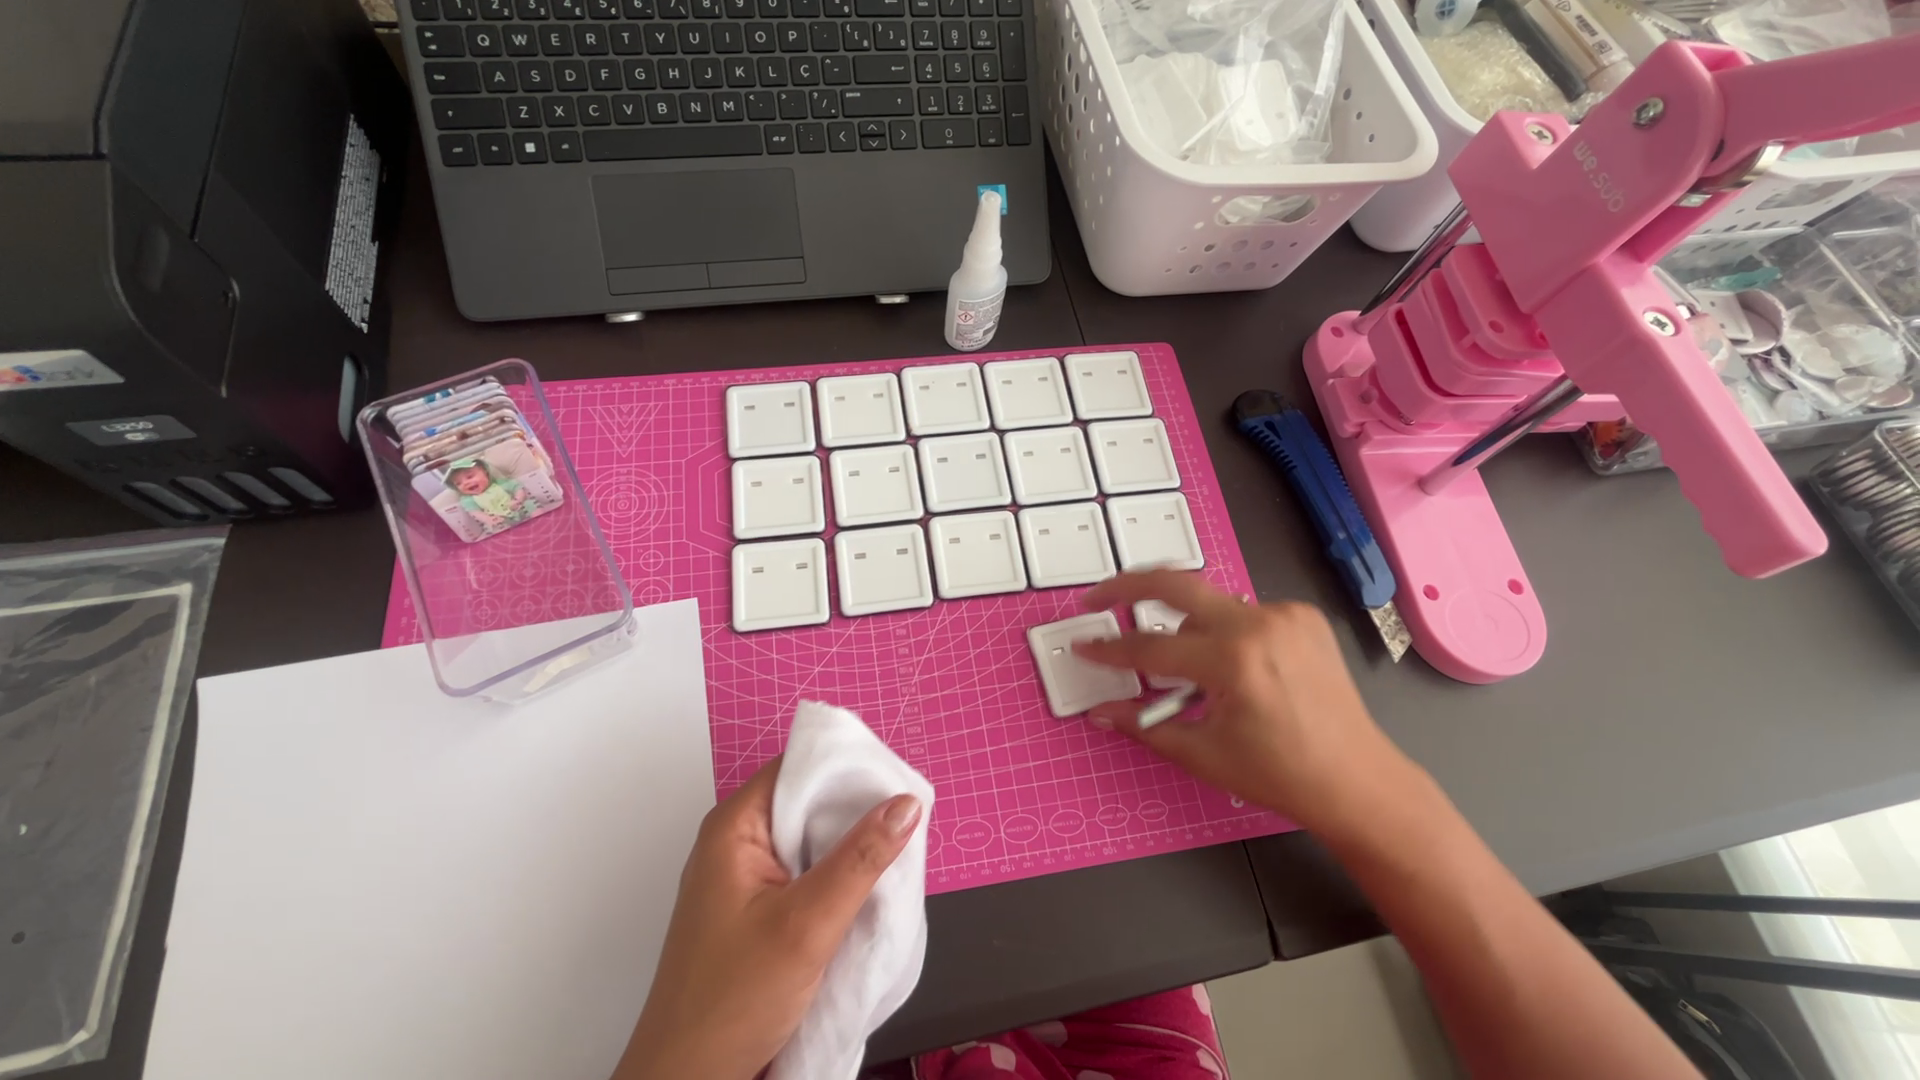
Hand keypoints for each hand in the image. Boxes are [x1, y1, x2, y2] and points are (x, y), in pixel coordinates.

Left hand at [614, 757, 920, 1079]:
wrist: (689, 1079)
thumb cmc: (736, 997)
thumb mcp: (808, 923)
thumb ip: (860, 859)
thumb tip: (907, 804)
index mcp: (735, 826)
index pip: (797, 768)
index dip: (847, 768)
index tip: (897, 783)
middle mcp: (736, 840)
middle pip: (805, 801)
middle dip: (855, 809)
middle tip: (906, 821)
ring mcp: (743, 875)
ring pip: (808, 839)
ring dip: (848, 845)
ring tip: (895, 852)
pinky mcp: (755, 907)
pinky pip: (804, 870)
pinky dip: (835, 874)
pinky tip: (866, 887)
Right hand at [1073, 570, 1409, 832]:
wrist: (1356, 779)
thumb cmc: (1282, 774)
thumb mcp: (1201, 753)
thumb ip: (1143, 724)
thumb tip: (1102, 711)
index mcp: (1232, 661)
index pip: (1150, 647)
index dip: (1110, 649)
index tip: (1086, 646)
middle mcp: (1259, 625)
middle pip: (1175, 584)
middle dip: (1128, 585)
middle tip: (1100, 595)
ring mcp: (1285, 615)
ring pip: (1212, 603)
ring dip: (1186, 623)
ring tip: (1186, 665)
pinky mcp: (1303, 617)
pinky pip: (1244, 612)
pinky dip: (1226, 631)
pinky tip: (1232, 666)